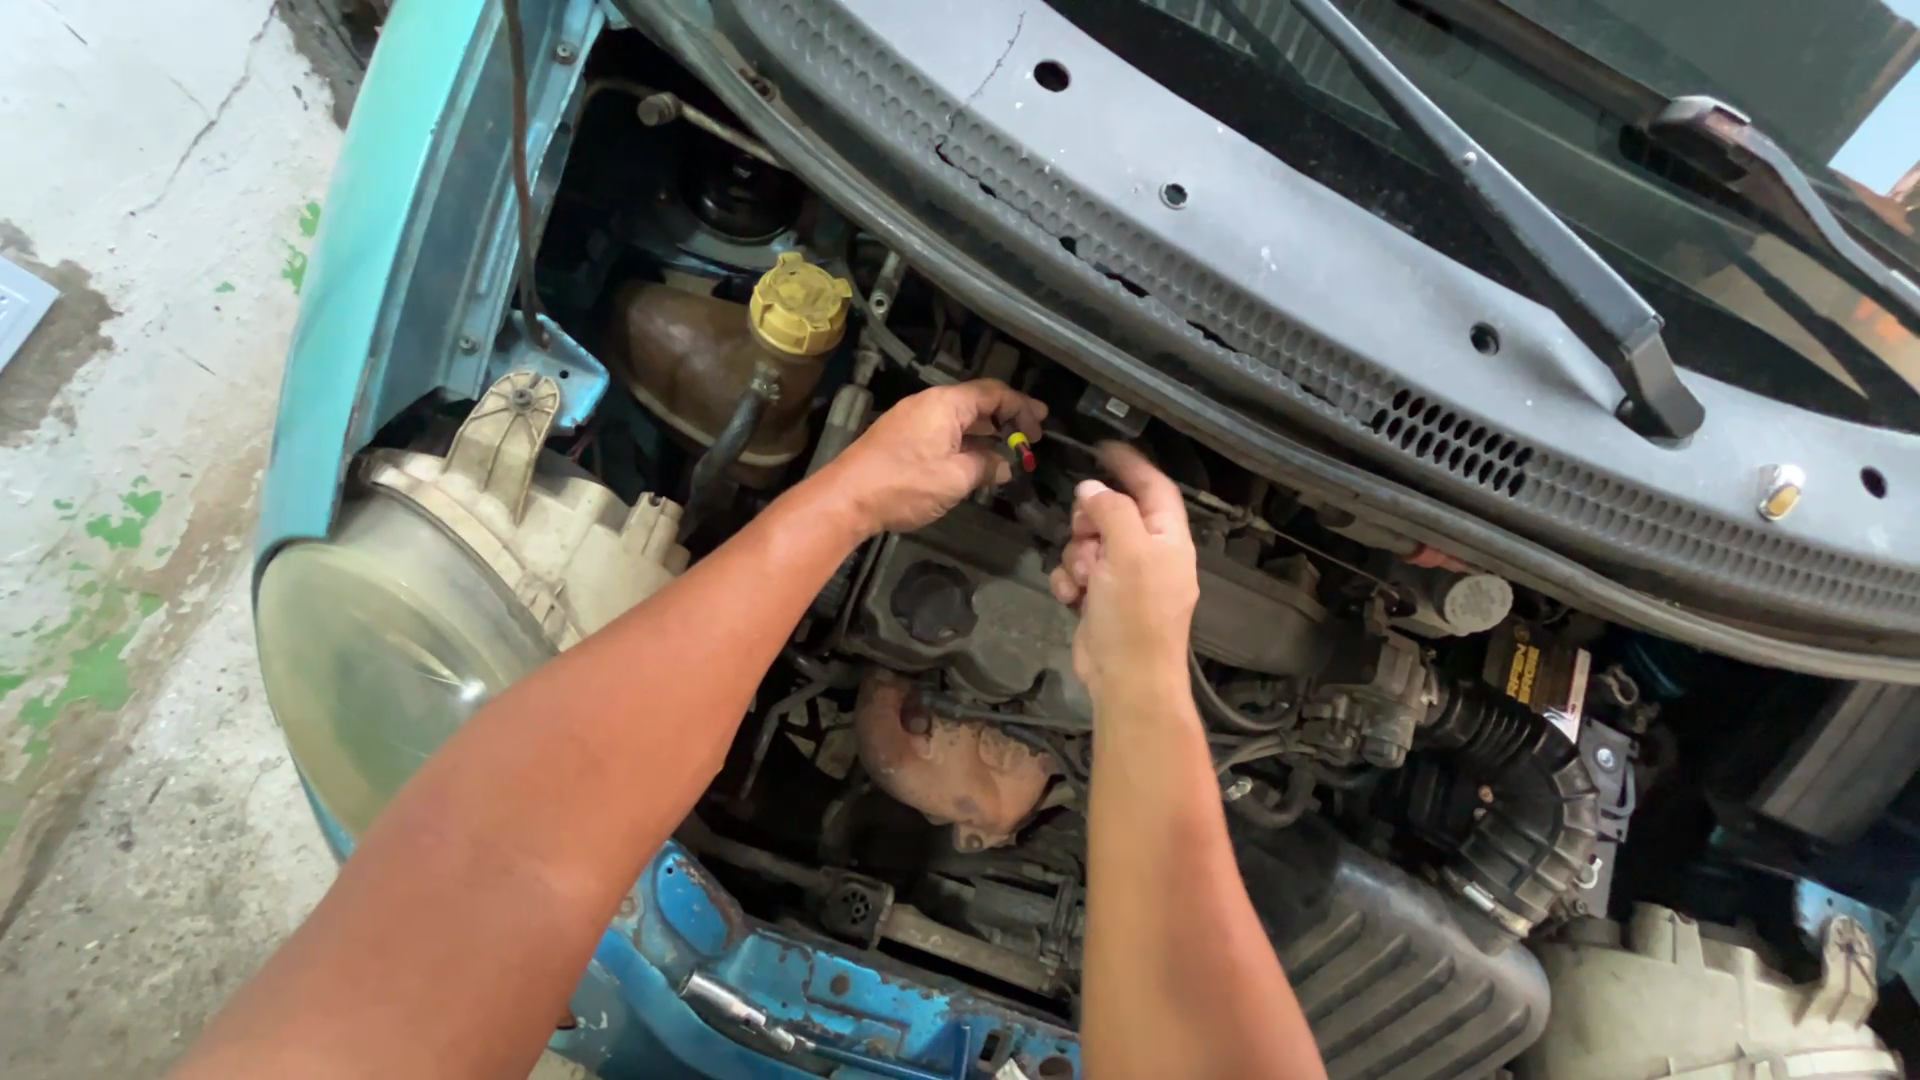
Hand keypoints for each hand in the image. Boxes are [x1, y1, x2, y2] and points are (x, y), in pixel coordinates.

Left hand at [821, 379, 1046, 535]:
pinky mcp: (901, 438)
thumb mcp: (955, 478)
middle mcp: (929, 404)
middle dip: (1006, 420)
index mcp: (946, 404)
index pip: (994, 393)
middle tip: (1030, 439)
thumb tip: (1004, 465)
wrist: (847, 498)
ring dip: (986, 434)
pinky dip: (965, 442)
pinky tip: (975, 461)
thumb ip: (985, 467)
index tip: (1041, 424)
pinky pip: (943, 432)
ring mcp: (912, 420)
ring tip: (1008, 453)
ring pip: (959, 420)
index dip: (1021, 407)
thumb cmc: (904, 484)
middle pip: (977, 403)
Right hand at [1048, 443, 1198, 702]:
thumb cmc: (1136, 614)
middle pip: (1113, 514)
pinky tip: (1071, 597)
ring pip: (1089, 544)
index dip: (1132, 466)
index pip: (1154, 488)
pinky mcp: (1099, 600)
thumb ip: (1112, 511)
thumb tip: (1092, 490)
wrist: (1127, 680)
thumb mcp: (1130, 551)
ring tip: (1083, 578)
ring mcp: (1123, 579)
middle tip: (1083, 531)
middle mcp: (1148, 555)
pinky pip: (1077, 573)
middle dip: (1091, 520)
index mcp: (1168, 539)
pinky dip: (1069, 581)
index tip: (1104, 448)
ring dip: (1077, 555)